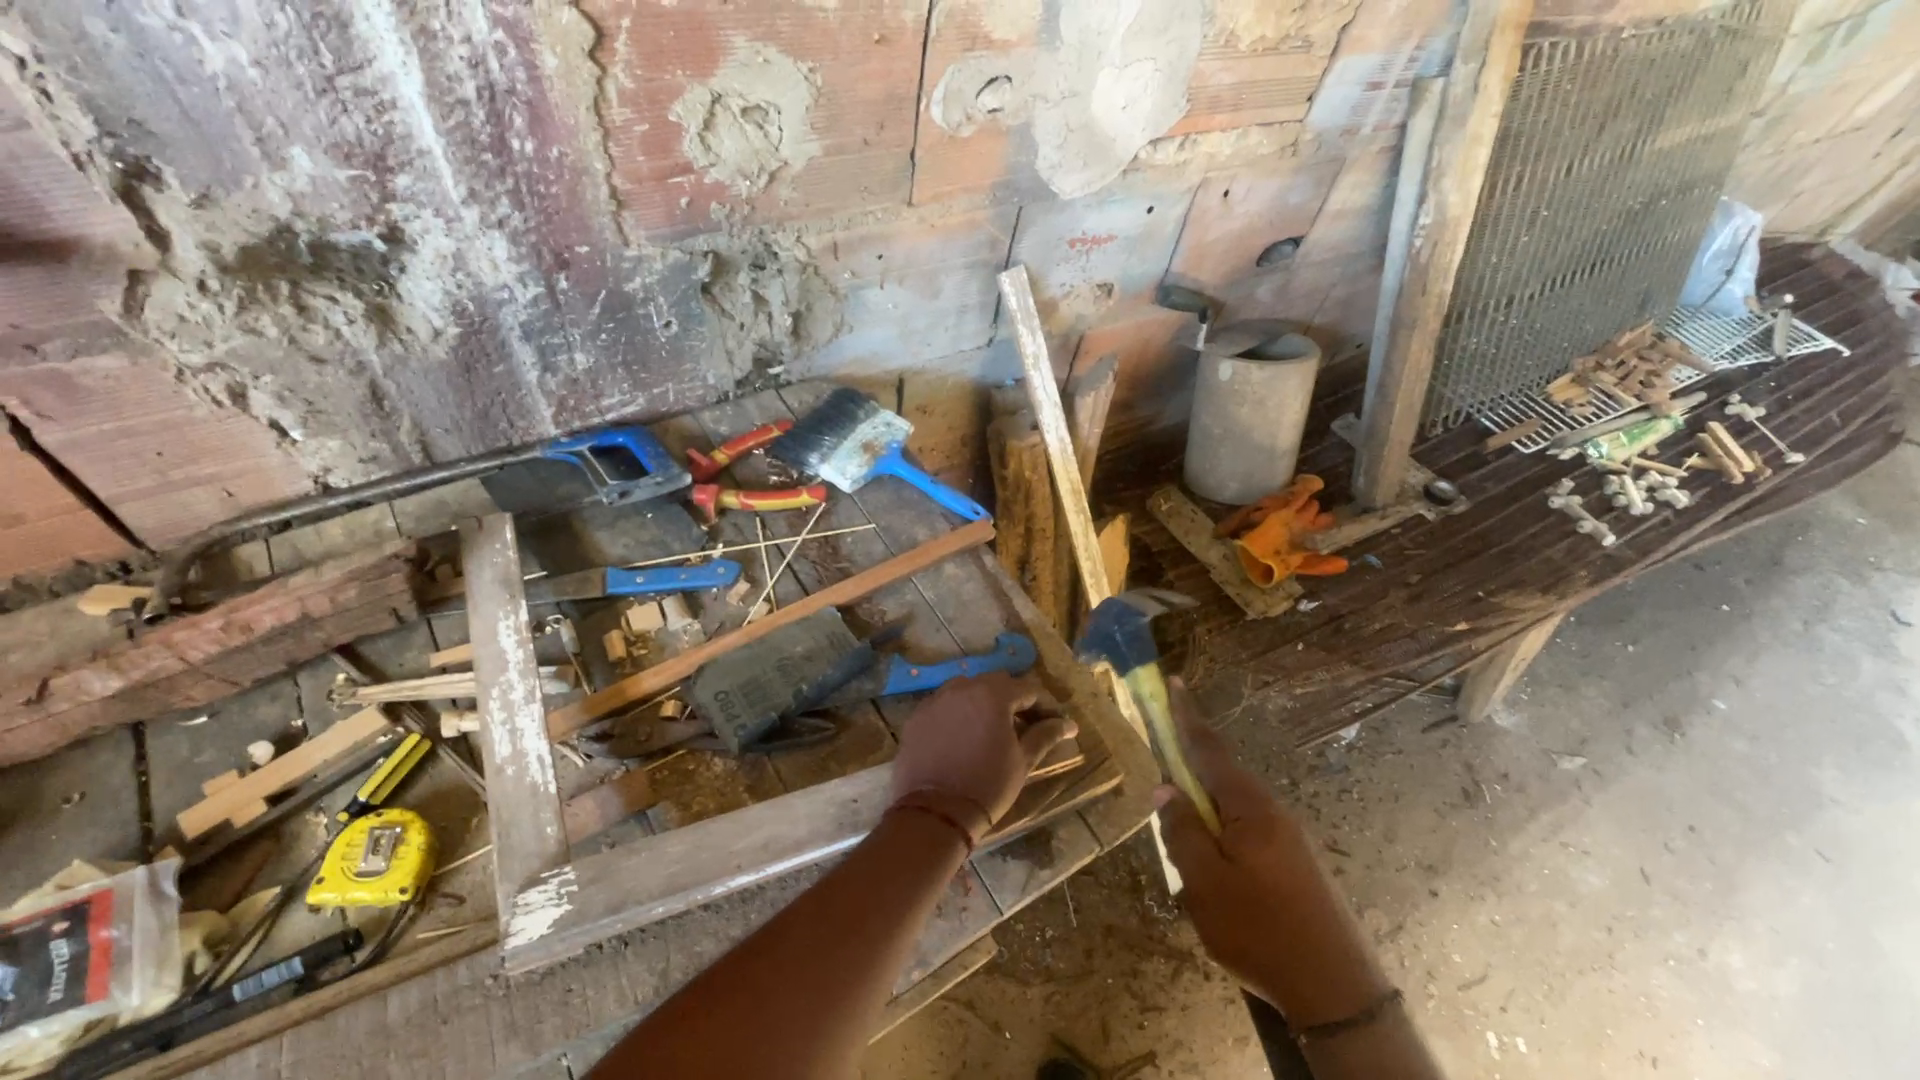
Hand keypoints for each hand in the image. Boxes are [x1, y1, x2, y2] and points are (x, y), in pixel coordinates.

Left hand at [890, 672, 1076, 842]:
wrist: (935, 812)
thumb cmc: (987, 785)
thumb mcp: (1022, 761)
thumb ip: (1045, 735)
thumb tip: (1069, 724)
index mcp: (992, 694)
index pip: (1028, 690)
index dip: (1044, 707)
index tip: (1054, 725)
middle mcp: (961, 688)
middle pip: (996, 684)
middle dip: (1014, 700)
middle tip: (1026, 726)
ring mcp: (935, 701)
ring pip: (966, 691)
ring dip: (984, 704)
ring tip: (993, 730)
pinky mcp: (916, 718)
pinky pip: (944, 707)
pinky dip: (958, 715)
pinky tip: (963, 738)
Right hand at [1156, 680, 1392, 1027]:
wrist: (1335, 988)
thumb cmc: (1260, 930)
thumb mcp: (1204, 883)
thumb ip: (1181, 832)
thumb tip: (1167, 789)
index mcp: (1249, 807)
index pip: (1209, 749)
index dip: (1187, 717)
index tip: (1174, 683)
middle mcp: (1271, 812)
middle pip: (1219, 779)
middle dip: (1189, 777)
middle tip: (1163, 794)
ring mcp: (1287, 838)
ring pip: (1231, 812)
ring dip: (1204, 820)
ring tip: (1187, 860)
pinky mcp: (1293, 864)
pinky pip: (1245, 835)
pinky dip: (1221, 840)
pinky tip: (1215, 878)